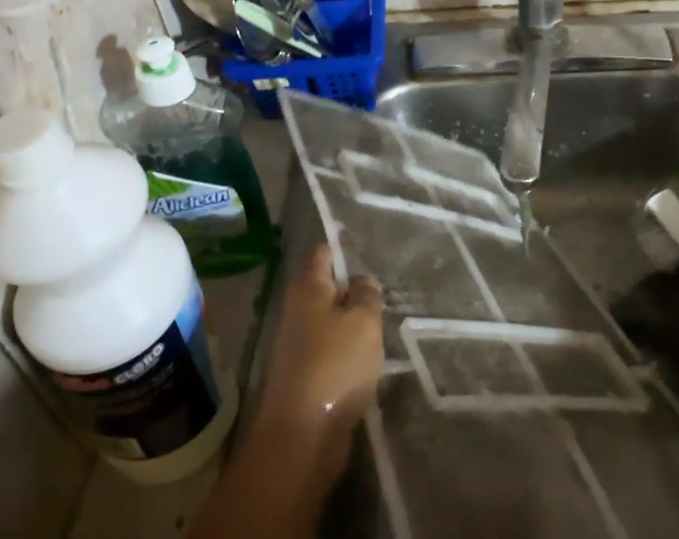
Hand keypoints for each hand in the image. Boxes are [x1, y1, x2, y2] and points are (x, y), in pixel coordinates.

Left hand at [257, 245, 383, 437]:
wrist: (302, 435)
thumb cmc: (335, 365)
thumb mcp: (363, 320)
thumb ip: (366, 294)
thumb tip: (361, 280)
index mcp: (307, 290)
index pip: (322, 254)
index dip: (342, 247)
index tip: (364, 244)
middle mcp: (296, 313)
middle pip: (325, 290)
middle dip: (351, 289)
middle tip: (383, 290)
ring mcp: (297, 348)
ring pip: (329, 324)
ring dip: (351, 325)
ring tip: (382, 325)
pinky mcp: (304, 379)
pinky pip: (330, 354)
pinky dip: (348, 354)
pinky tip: (368, 361)